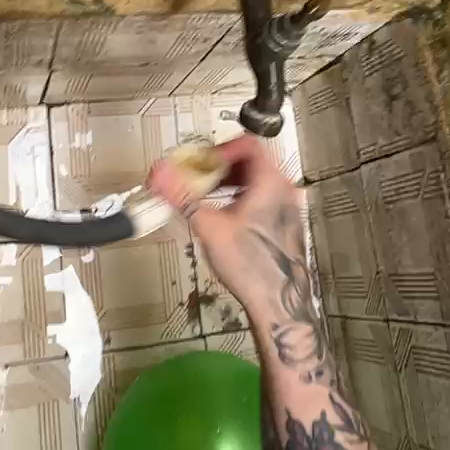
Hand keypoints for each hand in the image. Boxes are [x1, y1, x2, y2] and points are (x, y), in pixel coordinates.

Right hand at [149, 137, 327, 381]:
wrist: (278, 304)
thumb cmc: (251, 266)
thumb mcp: (209, 227)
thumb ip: (181, 196)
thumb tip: (159, 173)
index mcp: (272, 182)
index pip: (247, 144)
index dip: (219, 149)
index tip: (200, 164)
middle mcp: (285, 190)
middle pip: (251, 160)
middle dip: (219, 168)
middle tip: (198, 180)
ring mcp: (290, 208)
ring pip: (257, 179)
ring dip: (229, 183)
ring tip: (207, 198)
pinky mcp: (287, 224)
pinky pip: (263, 197)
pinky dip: (241, 198)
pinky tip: (225, 217)